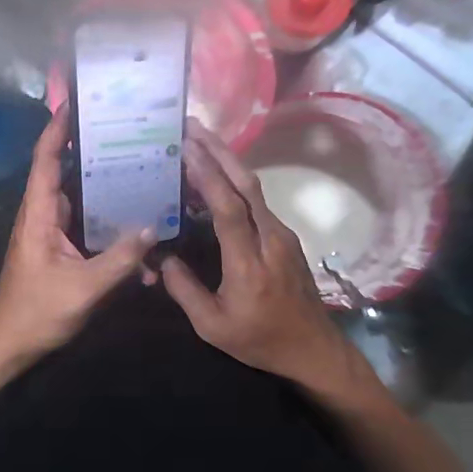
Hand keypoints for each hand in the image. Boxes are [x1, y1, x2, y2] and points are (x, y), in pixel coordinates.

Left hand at [0, 102, 152, 374]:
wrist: (9, 349)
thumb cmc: (36, 314)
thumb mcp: (83, 288)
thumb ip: (121, 258)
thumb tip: (155, 226)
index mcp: (40, 215)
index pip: (45, 161)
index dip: (57, 130)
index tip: (77, 103)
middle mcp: (46, 215)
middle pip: (68, 171)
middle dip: (94, 149)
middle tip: (129, 130)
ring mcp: (56, 232)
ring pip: (85, 198)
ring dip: (109, 184)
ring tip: (144, 164)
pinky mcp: (66, 248)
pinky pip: (92, 224)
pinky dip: (113, 220)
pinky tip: (142, 226)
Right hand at [160, 125, 375, 401]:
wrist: (312, 346)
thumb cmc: (260, 340)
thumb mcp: (213, 327)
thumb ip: (185, 291)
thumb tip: (160, 258)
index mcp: (249, 263)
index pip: (228, 209)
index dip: (208, 175)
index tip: (187, 147)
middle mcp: (270, 239)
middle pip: (246, 185)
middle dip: (220, 151)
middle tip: (193, 125)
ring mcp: (282, 234)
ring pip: (254, 189)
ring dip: (229, 161)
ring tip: (201, 141)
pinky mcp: (285, 236)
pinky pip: (258, 202)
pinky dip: (236, 183)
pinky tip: (217, 179)